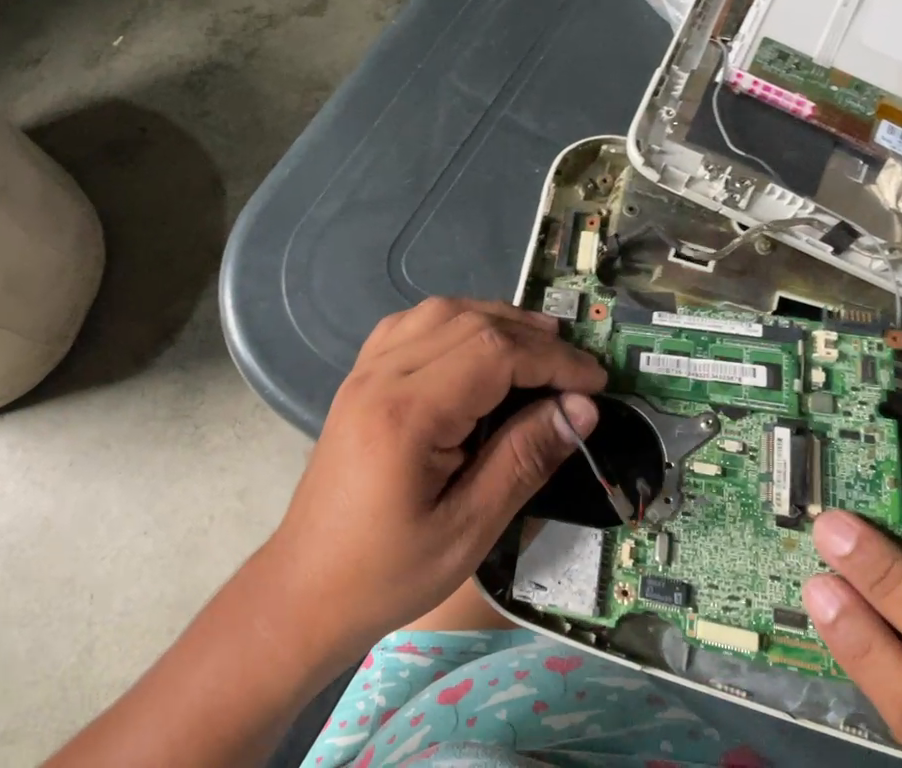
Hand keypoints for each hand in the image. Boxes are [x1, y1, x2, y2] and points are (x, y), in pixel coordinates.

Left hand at [261, 298, 605, 650]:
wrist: (305, 587)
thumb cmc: (387, 572)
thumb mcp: (468, 530)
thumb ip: (523, 460)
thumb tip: (581, 409)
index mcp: (406, 414)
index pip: (493, 353)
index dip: (552, 360)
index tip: (595, 384)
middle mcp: (380, 376)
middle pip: (467, 322)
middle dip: (531, 336)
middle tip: (576, 369)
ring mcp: (362, 374)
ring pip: (437, 314)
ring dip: (493, 320)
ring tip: (538, 346)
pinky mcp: (357, 382)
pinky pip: (408, 327)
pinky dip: (452, 323)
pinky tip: (474, 347)